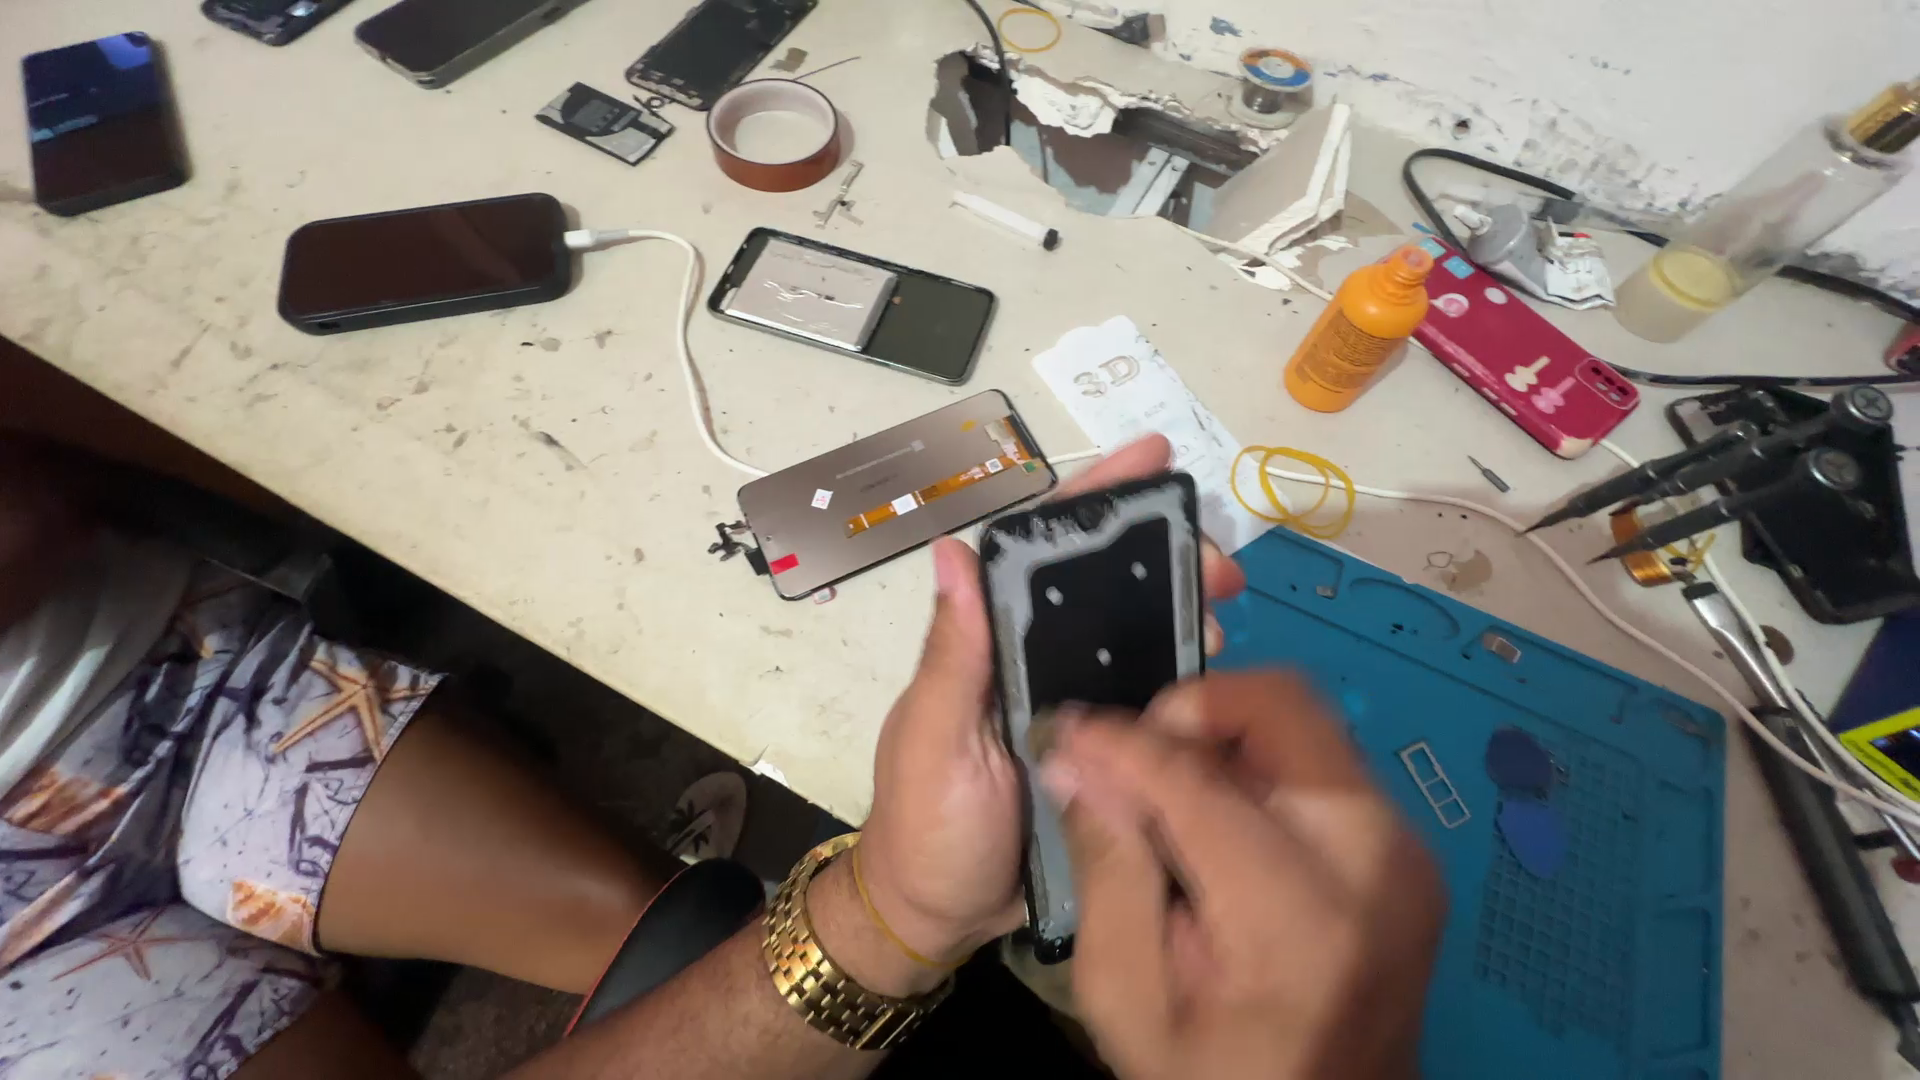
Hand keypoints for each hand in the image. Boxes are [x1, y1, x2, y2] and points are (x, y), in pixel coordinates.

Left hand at [851, 435, 1246, 991]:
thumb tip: (951, 550)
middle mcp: (1030, 657)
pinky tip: (1214, 664)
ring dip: (1178, 606)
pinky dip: (1180, 672)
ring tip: (1226, 602)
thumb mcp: (934, 734)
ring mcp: (1069, 699)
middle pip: (1097, 584)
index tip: (1151, 460)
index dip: (1092, 500)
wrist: (943, 912)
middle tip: (1220, 557)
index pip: (1036, 553)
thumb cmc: (928, 820)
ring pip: (1129, 632)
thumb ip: (953, 653)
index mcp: (988, 642)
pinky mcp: (1100, 744)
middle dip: (1158, 554)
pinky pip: (1144, 694)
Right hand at [1043, 673, 1445, 1079]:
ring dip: (1221, 731)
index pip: (1197, 780)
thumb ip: (1107, 867)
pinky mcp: (1406, 845)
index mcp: (1299, 917)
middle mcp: (1375, 860)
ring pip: (1301, 718)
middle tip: (1136, 754)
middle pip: (1284, 705)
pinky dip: (1252, 756)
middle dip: (1192, 708)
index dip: (1119, 741)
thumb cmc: (1217, 1071)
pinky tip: (1215, 810)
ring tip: (1169, 785)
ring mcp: (1402, 848)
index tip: (1069, 729)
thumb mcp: (1128, 993)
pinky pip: (1317, 755)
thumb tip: (1075, 759)